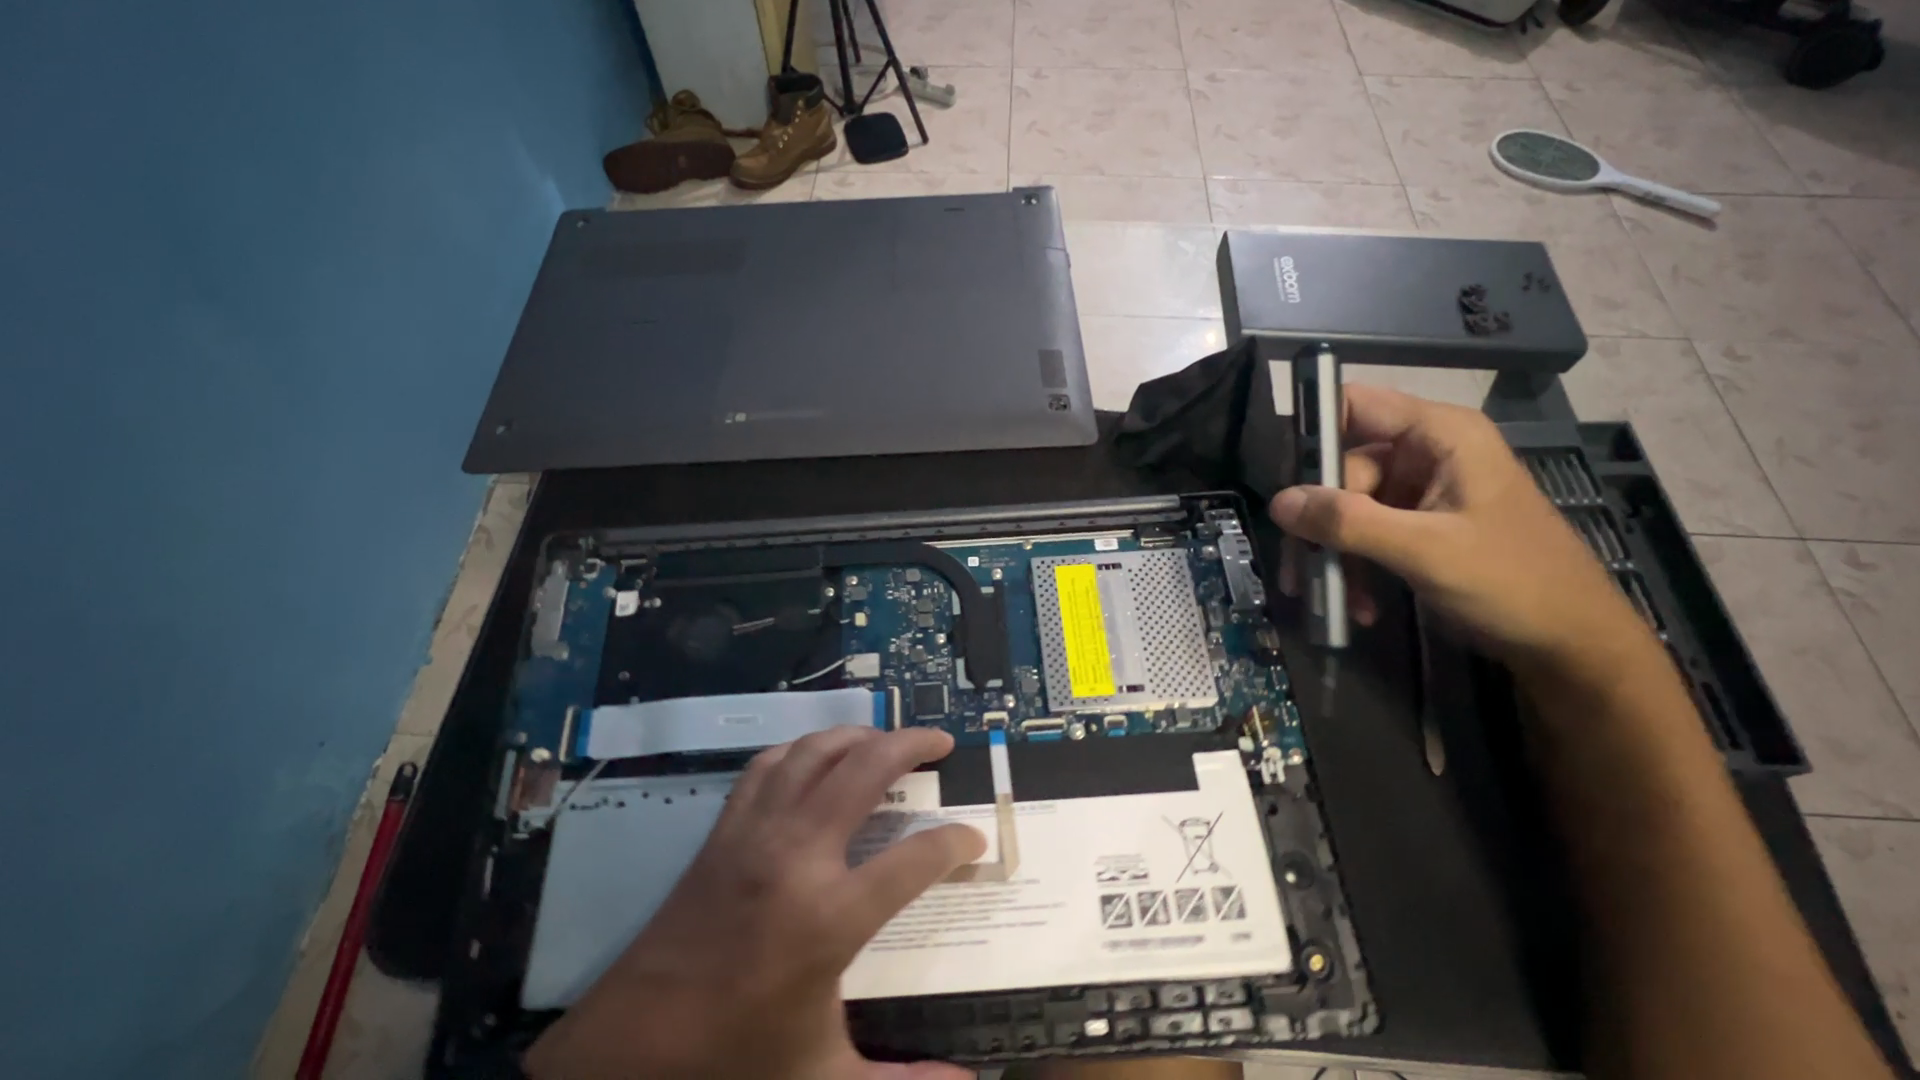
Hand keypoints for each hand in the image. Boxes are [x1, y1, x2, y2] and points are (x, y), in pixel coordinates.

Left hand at [524, 726, 986, 1079]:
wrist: (636, 1038)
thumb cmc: (737, 1051)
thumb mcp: (826, 1077)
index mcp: (832, 917)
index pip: (916, 858)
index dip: (954, 843)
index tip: (974, 842)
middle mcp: (798, 856)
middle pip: (866, 771)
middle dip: (912, 746)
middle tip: (942, 742)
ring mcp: (756, 835)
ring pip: (815, 754)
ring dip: (858, 736)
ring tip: (887, 737)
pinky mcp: (724, 831)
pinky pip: (767, 767)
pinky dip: (801, 749)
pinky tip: (817, 756)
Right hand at [1268, 384, 1644, 667]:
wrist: (1571, 644)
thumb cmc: (1512, 581)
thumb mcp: (1425, 550)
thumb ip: (1349, 522)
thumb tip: (1278, 502)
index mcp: (1440, 435)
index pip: (1355, 405)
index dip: (1312, 432)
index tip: (1281, 481)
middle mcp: (1427, 453)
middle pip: (1343, 468)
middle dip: (1318, 520)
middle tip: (1298, 569)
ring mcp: (1423, 492)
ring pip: (1349, 508)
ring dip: (1334, 554)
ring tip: (1326, 597)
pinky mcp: (1420, 527)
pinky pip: (1367, 535)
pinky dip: (1356, 568)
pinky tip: (1360, 606)